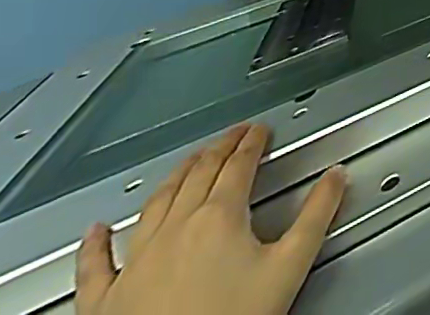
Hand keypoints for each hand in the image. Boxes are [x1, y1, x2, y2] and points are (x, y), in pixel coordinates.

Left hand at [76, 123, 347, 314]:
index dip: (252, 142)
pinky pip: (94, 265)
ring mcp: (135, 264)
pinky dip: (94, 244)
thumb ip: (318, 214)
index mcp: (218, 218)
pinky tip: (95, 232)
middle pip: (197, 175)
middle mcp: (173, 232)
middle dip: (219, 149)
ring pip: (154, 205)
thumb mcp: (291, 263)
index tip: (259, 132)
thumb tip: (334, 178)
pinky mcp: (104, 300)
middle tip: (233, 135)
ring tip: (187, 162)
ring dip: (174, 177)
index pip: (239, 165)